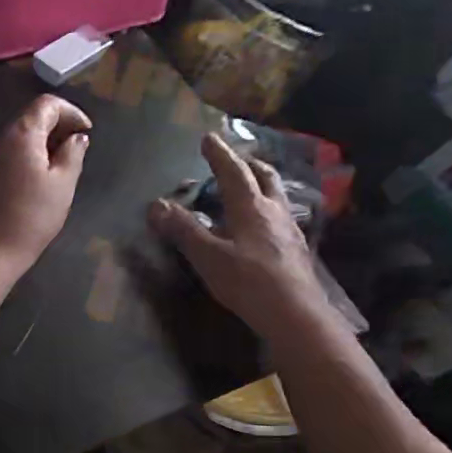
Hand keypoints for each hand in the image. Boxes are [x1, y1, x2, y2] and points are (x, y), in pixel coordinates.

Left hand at [0, 95, 90, 274]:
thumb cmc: (33, 218)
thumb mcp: (63, 185)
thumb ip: (73, 154)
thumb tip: (77, 138)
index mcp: (21, 135)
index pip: (46, 105)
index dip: (71, 112)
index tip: (86, 131)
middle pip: (29, 119)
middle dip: (56, 127)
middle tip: (76, 148)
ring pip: (16, 139)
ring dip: (39, 144)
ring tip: (58, 166)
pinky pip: (5, 157)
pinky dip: (23, 158)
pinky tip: (34, 181)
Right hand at [148, 133, 347, 355]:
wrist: (295, 314)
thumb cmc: (249, 283)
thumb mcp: (208, 258)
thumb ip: (183, 230)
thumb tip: (156, 205)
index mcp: (251, 208)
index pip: (233, 172)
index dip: (219, 155)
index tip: (208, 138)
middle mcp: (274, 211)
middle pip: (264, 176)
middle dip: (247, 164)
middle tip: (233, 160)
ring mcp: (289, 230)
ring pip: (277, 196)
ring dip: (262, 184)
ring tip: (250, 188)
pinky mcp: (295, 250)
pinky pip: (281, 217)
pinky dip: (269, 210)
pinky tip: (263, 226)